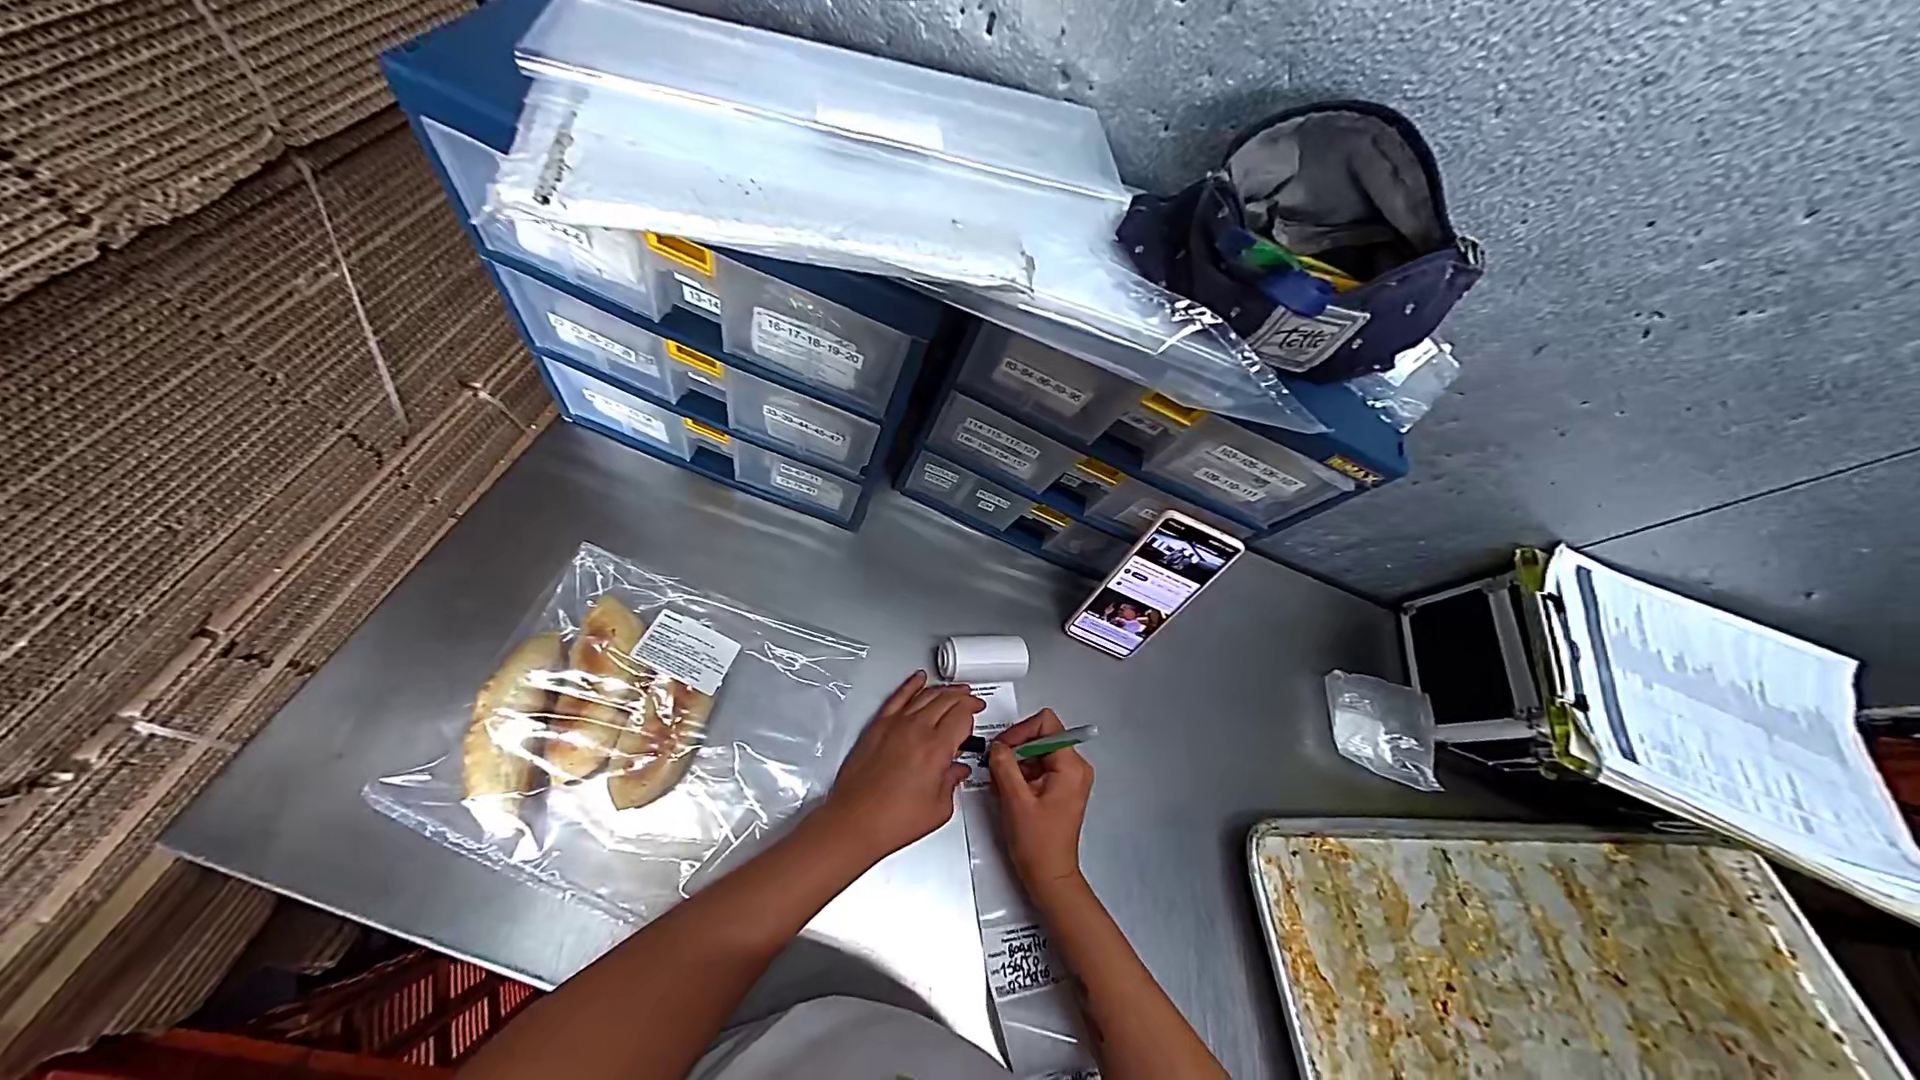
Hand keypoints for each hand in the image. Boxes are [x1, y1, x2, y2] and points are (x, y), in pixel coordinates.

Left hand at [817, 671, 981, 862]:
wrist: (854, 822)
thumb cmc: (890, 820)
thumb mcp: (939, 808)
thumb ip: (952, 782)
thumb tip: (956, 771)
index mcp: (936, 749)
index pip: (962, 715)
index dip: (973, 710)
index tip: (977, 712)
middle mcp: (916, 731)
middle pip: (946, 700)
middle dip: (963, 697)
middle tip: (971, 700)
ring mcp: (895, 725)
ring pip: (925, 694)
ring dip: (943, 689)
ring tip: (953, 690)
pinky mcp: (878, 727)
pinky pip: (898, 696)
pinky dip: (910, 684)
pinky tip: (917, 679)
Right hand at [987, 708, 1092, 891]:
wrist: (1049, 875)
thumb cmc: (1039, 846)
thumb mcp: (1015, 799)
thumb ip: (1004, 765)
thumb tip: (998, 746)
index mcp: (1071, 767)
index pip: (1047, 723)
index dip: (1021, 731)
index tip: (1005, 746)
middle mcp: (1075, 768)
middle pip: (1041, 736)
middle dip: (1016, 748)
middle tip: (998, 764)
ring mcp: (1068, 778)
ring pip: (1037, 751)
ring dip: (1016, 763)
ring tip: (1002, 783)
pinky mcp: (1060, 787)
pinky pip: (1038, 767)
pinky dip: (1020, 774)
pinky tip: (1009, 790)